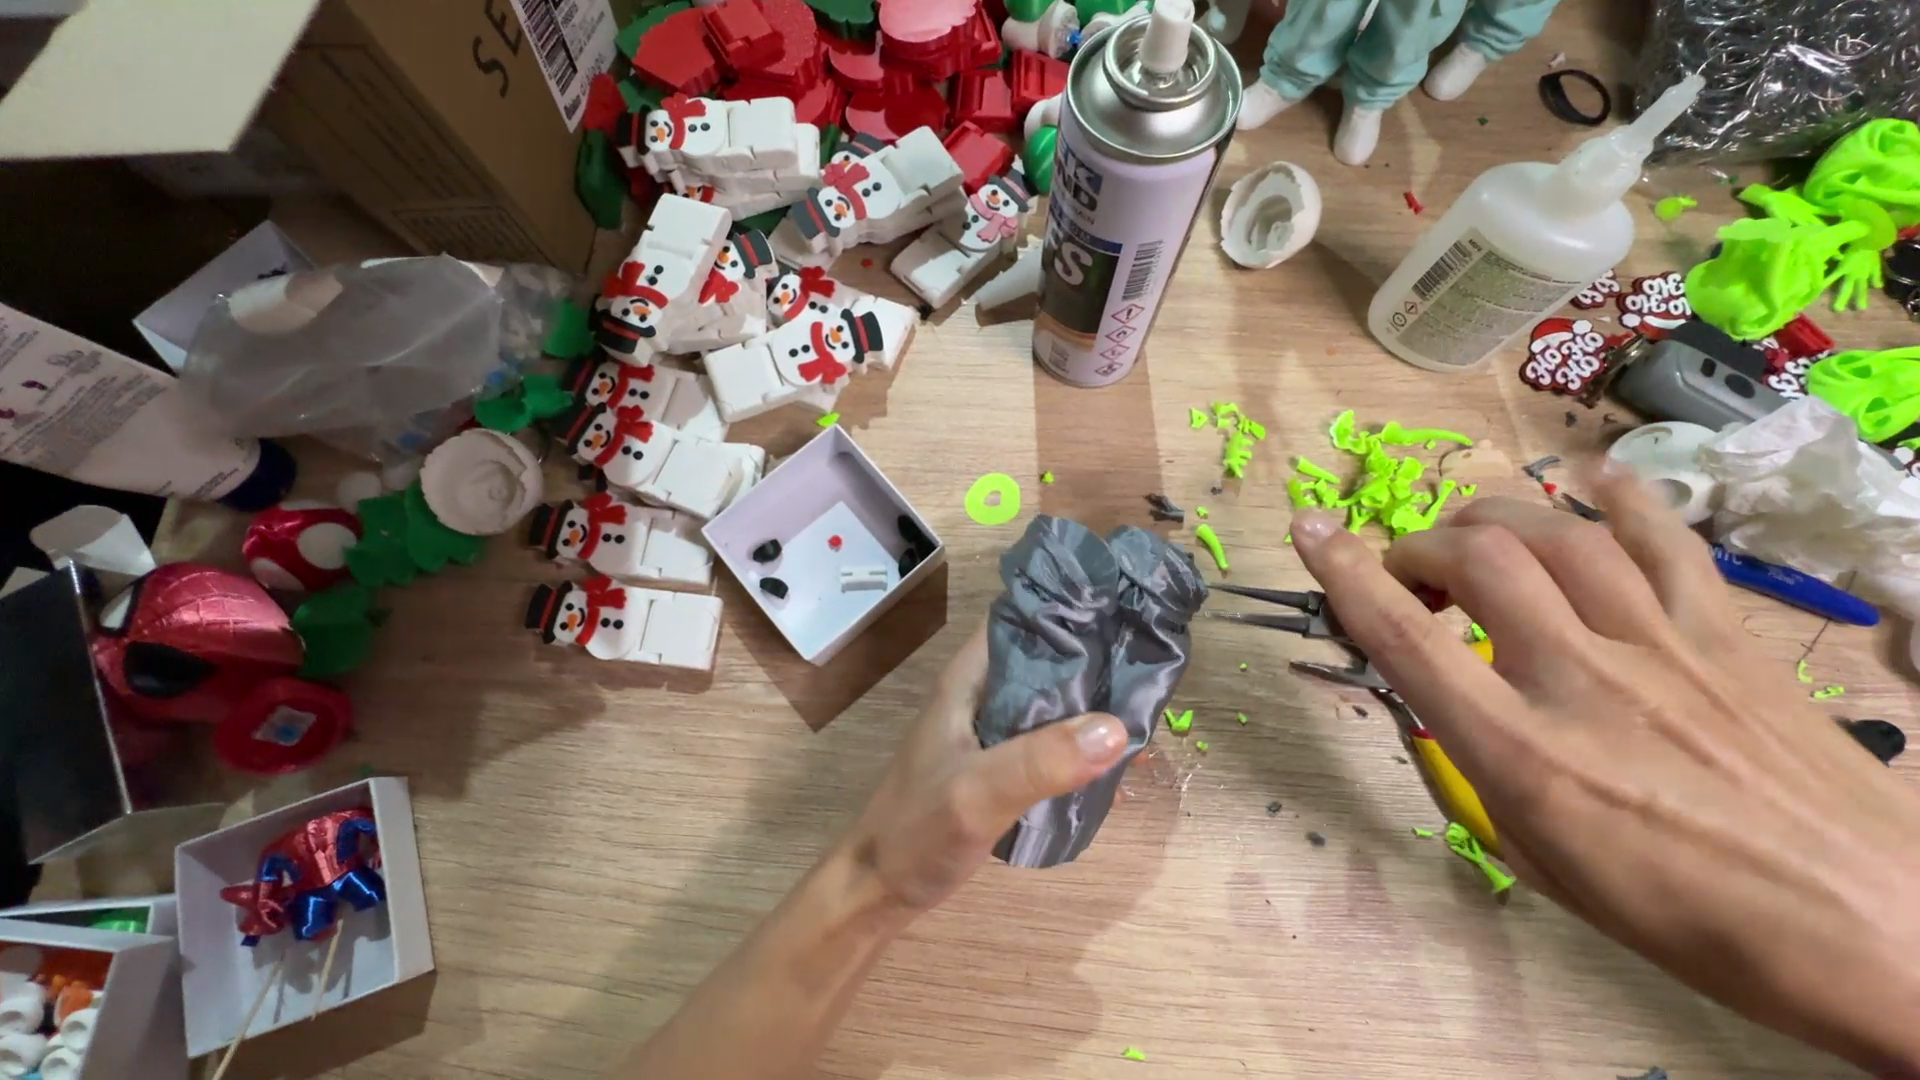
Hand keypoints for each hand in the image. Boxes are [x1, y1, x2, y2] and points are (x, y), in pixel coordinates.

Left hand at [835, 625, 1128, 913]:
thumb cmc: (917, 832)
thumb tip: (1116, 727)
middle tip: (1151, 663)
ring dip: (1089, 702)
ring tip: (1146, 704)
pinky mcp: (998, 765)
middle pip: (1044, 658)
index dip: (1070, 610)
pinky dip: (1077, 741)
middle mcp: (981, 695)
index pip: (1022, 620)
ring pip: (1049, 701)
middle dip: (1093, 657)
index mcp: (968, 680)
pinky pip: (1047, 740)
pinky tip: (1114, 756)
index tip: (1126, 612)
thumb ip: (1041, 761)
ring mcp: (989, 731)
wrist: (878, 888)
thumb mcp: (978, 794)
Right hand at [1289, 466, 1919, 1071]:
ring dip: (1491, 523)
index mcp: (1522, 752)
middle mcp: (1582, 681)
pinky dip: (1615, 498)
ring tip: (1474, 543)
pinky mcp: (1728, 637)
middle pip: (1477, 560)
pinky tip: (1585, 483)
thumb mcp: (1534, 856)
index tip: (1308, 533)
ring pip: (1556, 537)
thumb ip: (1471, 765)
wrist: (1881, 939)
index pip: (1404, 638)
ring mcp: (1663, 649)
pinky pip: (1664, 541)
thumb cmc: (1678, 914)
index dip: (1342, 574)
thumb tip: (1435, 699)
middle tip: (1413, 577)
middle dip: (1419, 549)